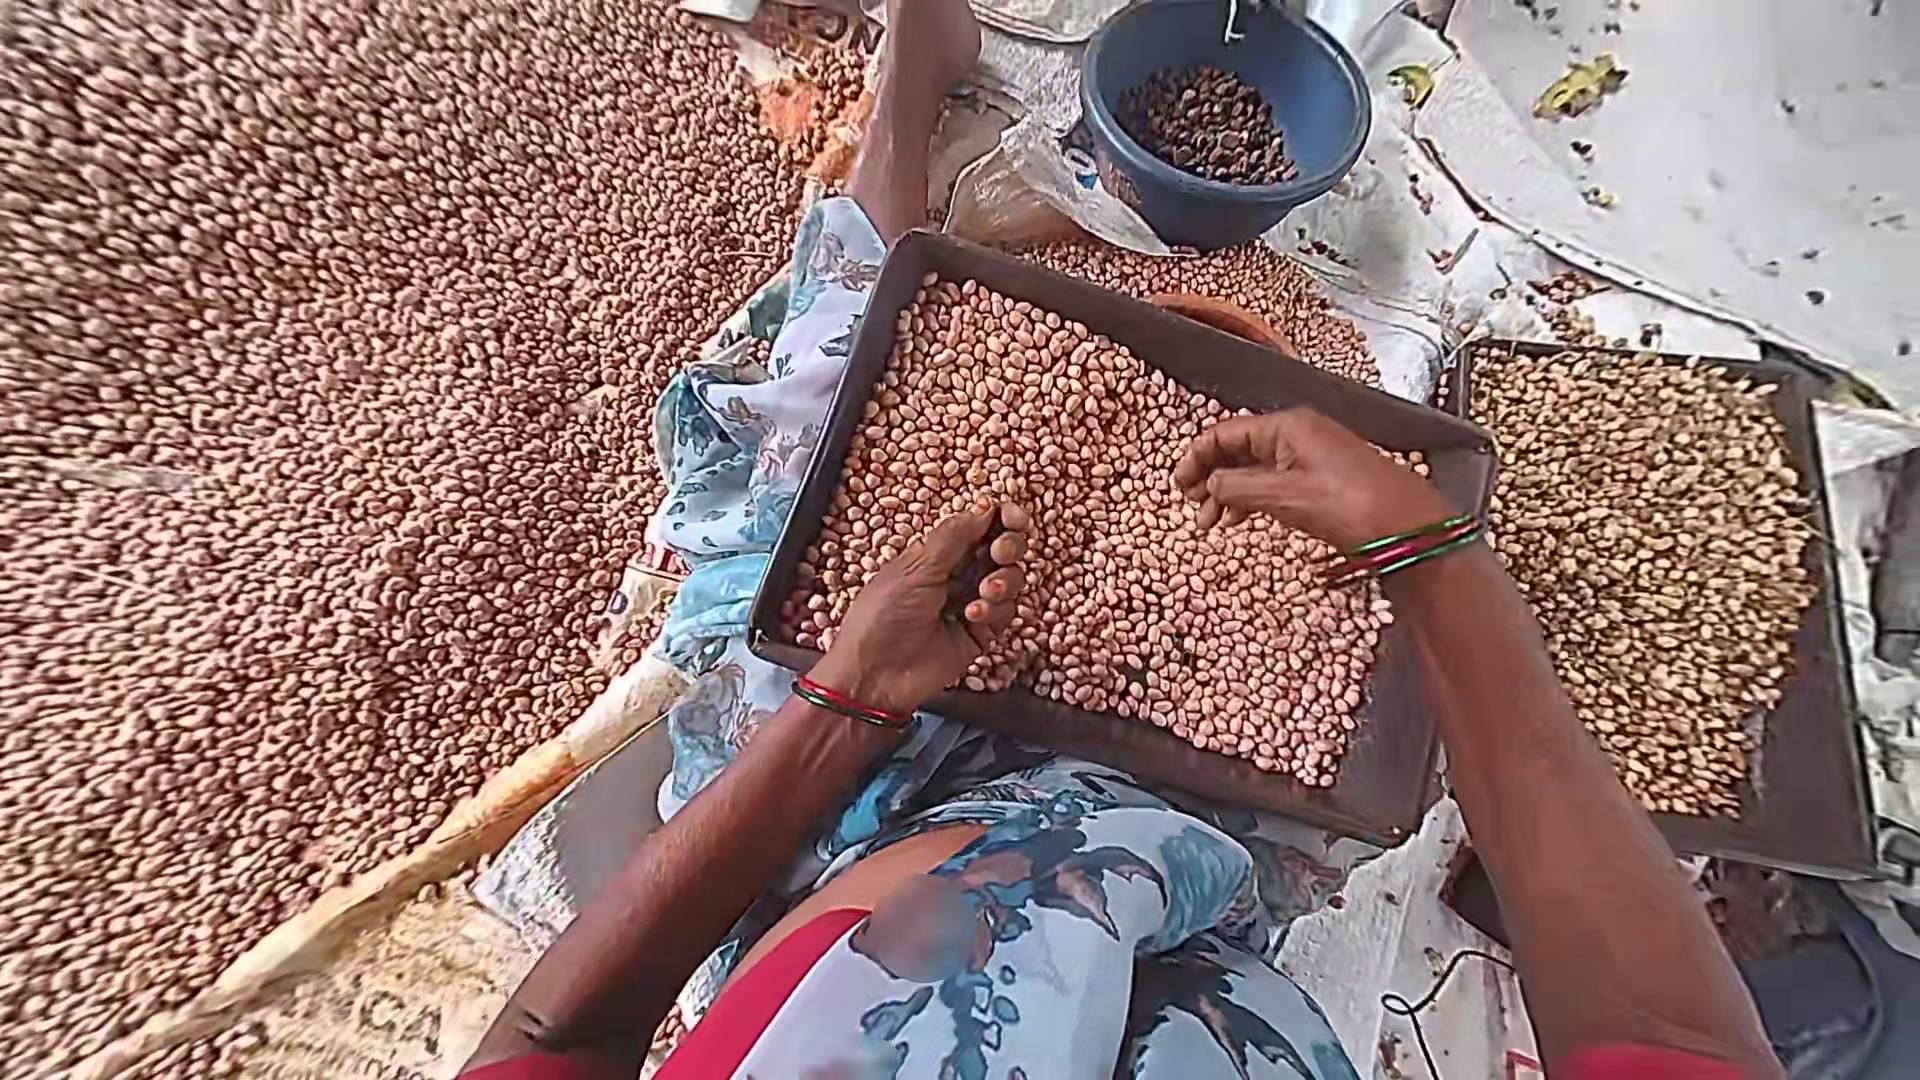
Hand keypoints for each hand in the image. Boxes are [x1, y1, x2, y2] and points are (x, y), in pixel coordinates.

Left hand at [807, 502, 1029, 716]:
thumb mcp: (915, 568)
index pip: (980, 525)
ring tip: (983, 592)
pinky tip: (972, 617)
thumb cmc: (885, 614)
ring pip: (1011, 579)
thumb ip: (953, 536)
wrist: (877, 673)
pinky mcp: (983, 632)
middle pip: (1003, 548)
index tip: (1014, 517)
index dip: (1001, 517)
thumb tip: (984, 507)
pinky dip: (994, 610)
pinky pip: (1006, 611)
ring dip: (1003, 581)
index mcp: (939, 552)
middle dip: (1008, 546)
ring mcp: (973, 602)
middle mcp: (959, 573)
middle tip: (999, 554)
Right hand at [1172, 408, 1450, 550]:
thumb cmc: (1351, 506)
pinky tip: (1236, 519)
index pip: (1222, 434)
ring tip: (1210, 522)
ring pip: (1249, 469)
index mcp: (1286, 427)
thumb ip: (1236, 488)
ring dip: (1225, 494)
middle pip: (1234, 450)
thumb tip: (1208, 487)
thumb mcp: (1283, 496)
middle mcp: (1295, 434)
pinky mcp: (1316, 477)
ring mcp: (1307, 456)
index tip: (1177, 487)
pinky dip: (1247, 499)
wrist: (1412, 529)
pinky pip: (1268, 482)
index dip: (1194, 459)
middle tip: (1191, 506)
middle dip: (1207, 478)